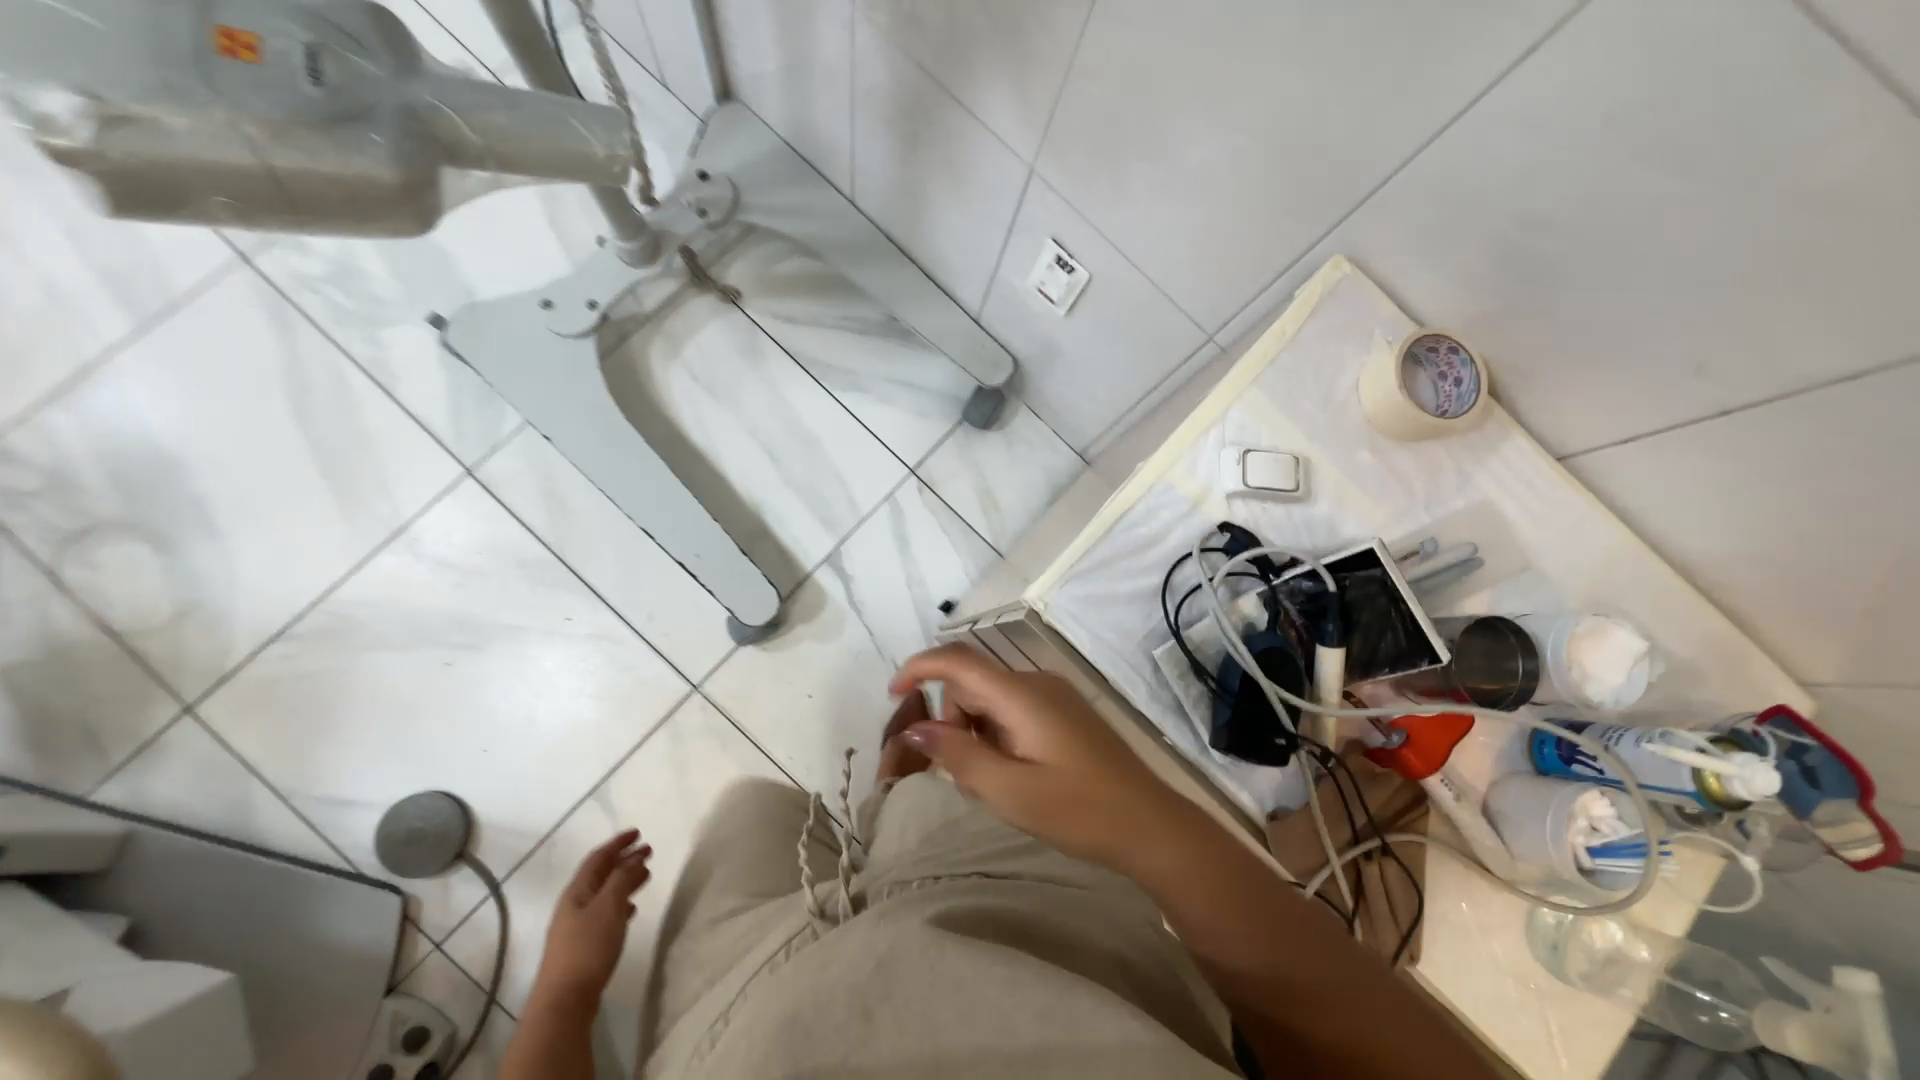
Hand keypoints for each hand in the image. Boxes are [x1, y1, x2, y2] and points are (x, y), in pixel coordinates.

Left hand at [531, 830, 651, 1004]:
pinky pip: (604, 913)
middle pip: (600, 875)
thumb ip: (622, 880)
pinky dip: (619, 904)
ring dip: (623, 882)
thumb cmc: (588, 949)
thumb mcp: (608, 908)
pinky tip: (631, 910)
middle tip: (648, 852)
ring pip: (604, 894)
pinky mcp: (583, 945)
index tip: (638, 833)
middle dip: (623, 861)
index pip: (598, 858)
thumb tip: (635, 858)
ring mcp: (576, 926)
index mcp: (577, 892)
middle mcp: (574, 905)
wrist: (565, 1001)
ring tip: (645, 877)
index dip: (617, 843)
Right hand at [889, 645, 1202, 873]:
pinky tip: (1013, 776)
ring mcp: (1054, 697)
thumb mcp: (1008, 791)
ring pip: (990, 701)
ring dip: (976, 735)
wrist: (1150, 826)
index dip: (918, 668)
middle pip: (971, 685)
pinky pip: (1013, 713)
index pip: (957, 661)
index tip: (892, 696)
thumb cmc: (1078, 811)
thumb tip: (914, 730)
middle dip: (952, 722)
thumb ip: (957, 756)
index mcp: (1021, 695)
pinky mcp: (1065, 715)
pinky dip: (998, 738)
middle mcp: (1036, 684)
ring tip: (993, 785)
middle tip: (963, 777)